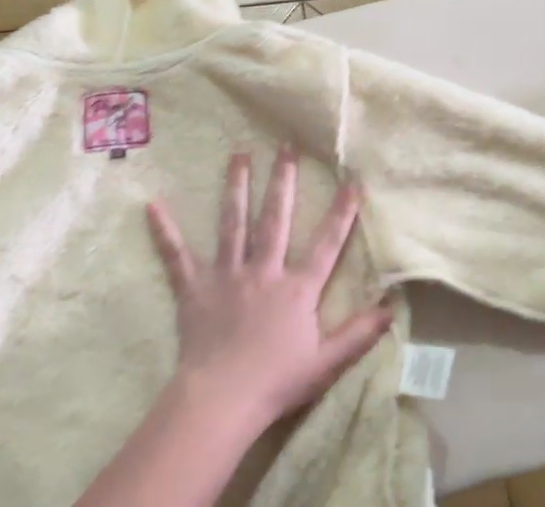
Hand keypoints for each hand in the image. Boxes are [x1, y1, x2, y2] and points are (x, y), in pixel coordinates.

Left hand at [145, 150, 391, 429]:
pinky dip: (165, 230)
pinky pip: (177, 255)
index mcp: (297, 289)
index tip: (351, 181)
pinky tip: (152, 205)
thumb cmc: (277, 382)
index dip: (341, 213)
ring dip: (236, 187)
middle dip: (283, 180)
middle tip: (286, 146)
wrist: (223, 398)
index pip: (326, 244)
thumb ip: (360, 333)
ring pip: (233, 223)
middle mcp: (263, 271)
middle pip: (275, 218)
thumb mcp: (327, 362)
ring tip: (238, 154)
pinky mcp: (194, 287)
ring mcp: (227, 274)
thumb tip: (392, 306)